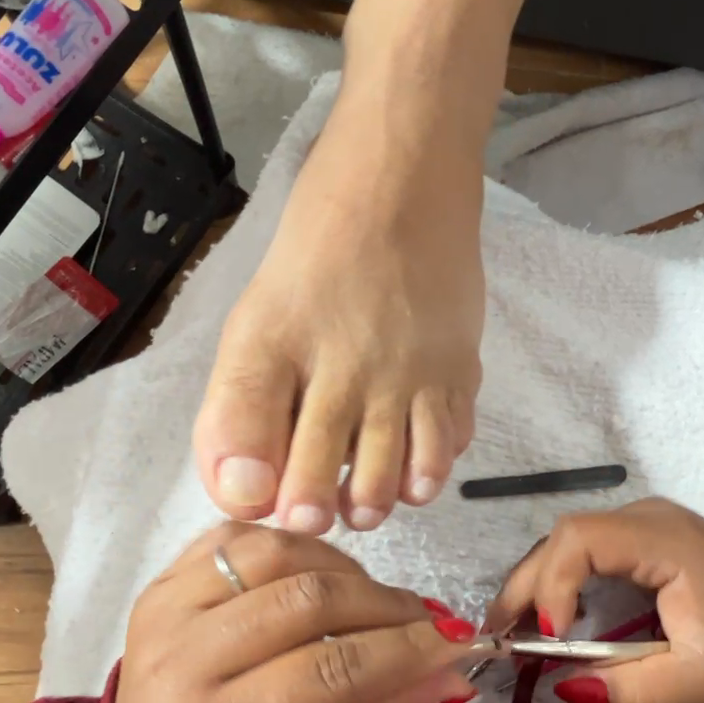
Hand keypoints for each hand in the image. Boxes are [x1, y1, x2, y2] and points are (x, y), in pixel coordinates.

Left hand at [115, 523, 482, 702]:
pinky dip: (297, 547)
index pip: (326, 672)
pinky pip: (243, 536)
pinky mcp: (162, 580)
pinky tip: (324, 576)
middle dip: (386, 607)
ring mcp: (162, 610)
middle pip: (305, 602)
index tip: (459, 643)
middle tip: (431, 621)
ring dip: (345, 571)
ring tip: (377, 602)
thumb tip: (455, 670)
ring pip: (276, 554)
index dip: (403, 652)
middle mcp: (177, 662)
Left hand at [192, 102, 483, 535]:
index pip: (279, 461)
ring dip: (389, 498)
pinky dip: (438, 463)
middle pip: (350, 476)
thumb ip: (240, 407)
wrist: (404, 181)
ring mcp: (419, 374)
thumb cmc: (319, 246)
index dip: (280, 503)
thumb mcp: (255, 321)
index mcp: (291, 358)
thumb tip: (242, 492)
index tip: (279, 515)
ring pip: (411, 472)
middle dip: (333, 510)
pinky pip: (454, 438)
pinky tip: (423, 464)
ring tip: (375, 504)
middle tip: (328, 520)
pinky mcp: (463, 368)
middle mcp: (358, 375)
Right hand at [488, 499, 703, 702]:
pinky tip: (543, 616)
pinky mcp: (638, 538)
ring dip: (534, 584)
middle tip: (498, 638)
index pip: (582, 539)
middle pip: (563, 537)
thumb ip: (633, 693)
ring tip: (511, 632)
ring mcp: (641, 522)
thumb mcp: (699, 683)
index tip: (549, 638)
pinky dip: (554, 581)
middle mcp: (645, 517)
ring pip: (566, 542)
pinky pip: (582, 550)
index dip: (553, 583)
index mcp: (665, 540)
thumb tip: (563, 687)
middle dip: (525, 587)